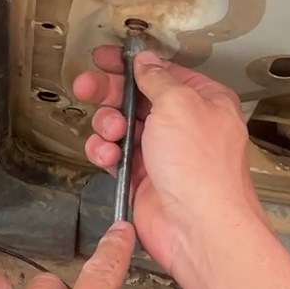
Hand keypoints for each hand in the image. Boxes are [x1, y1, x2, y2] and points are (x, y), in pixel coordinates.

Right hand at [72, 48, 265, 278]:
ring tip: (112, 131)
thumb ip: (157, 79)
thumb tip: (146, 62)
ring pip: (120, 124)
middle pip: (135, 96)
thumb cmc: (202, 170)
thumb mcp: (179, 104)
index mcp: (202, 101)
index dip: (131, 64)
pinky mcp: (141, 176)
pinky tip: (109, 156)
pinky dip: (106, 152)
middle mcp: (183, 124)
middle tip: (87, 87)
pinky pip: (113, 154)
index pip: (161, 71)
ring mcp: (161, 151)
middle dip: (109, 91)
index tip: (105, 59)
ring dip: (108, 124)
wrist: (198, 229)